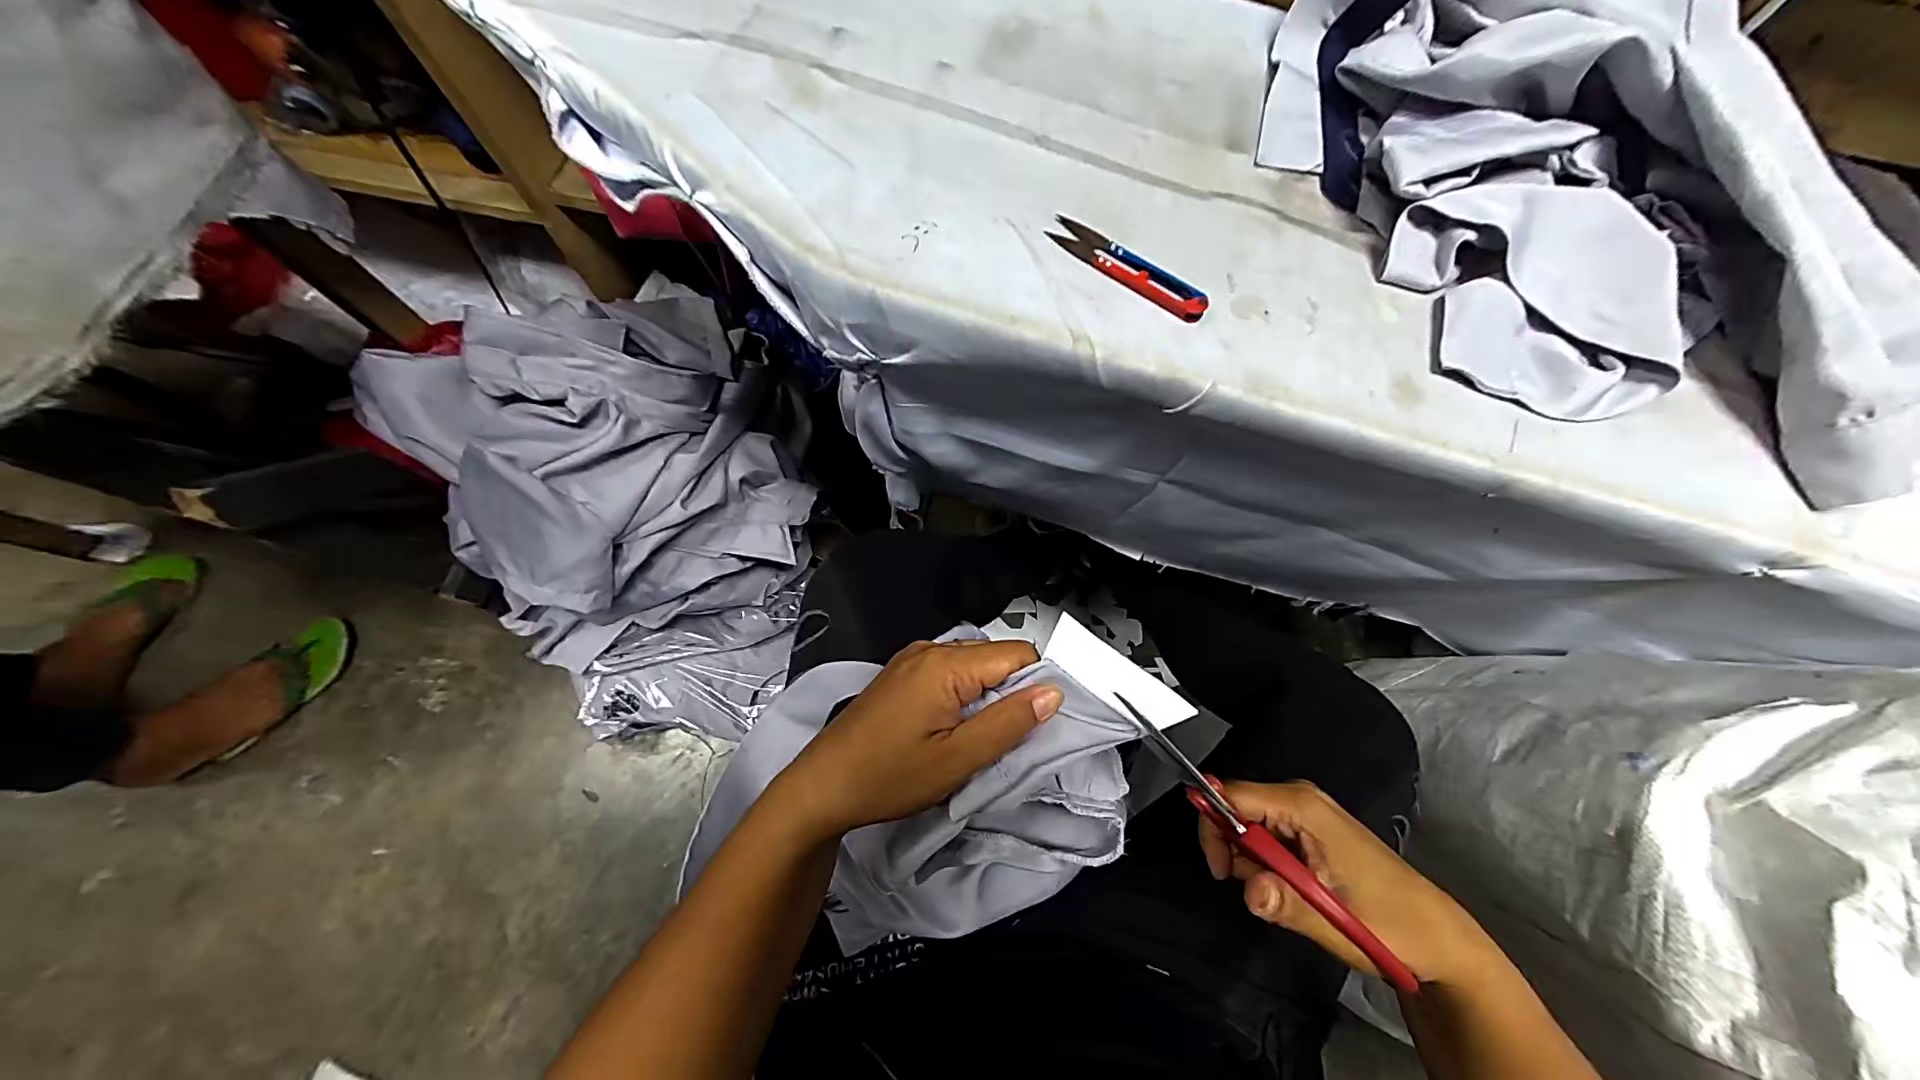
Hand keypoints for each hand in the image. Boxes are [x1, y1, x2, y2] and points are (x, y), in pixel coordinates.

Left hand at [767, 640, 1062, 839]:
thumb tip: (1052, 693)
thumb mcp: (958, 759)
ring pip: (974, 666)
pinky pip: (949, 674)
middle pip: (996, 657)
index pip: (1019, 654)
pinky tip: (950, 730)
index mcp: (945, 664)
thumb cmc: (886, 776)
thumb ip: (1009, 723)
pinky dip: (962, 697)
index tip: (1034, 724)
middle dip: (1011, 694)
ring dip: (986, 698)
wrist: (822, 787)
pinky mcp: (901, 675)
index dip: (1036, 686)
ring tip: (973, 739)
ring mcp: (912, 660)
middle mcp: (929, 650)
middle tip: (1002, 740)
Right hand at [1198, 780, 1494, 986]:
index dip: (1214, 826)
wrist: (1437, 937)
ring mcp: (1305, 813)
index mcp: (1303, 806)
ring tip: (1285, 894)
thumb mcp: (1334, 921)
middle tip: (1260, 889)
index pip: (1229, 793)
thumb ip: (1285, 904)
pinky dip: (1266, 864)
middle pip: (1234, 807)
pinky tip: (1291, 887)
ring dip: (1252, 862)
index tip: (1221, 870)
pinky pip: (1265, 836)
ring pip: (1247, 825)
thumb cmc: (1394, 924)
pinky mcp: (1308, 829)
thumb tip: (1248, 889)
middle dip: (1234, 850)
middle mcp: (1301, 799)